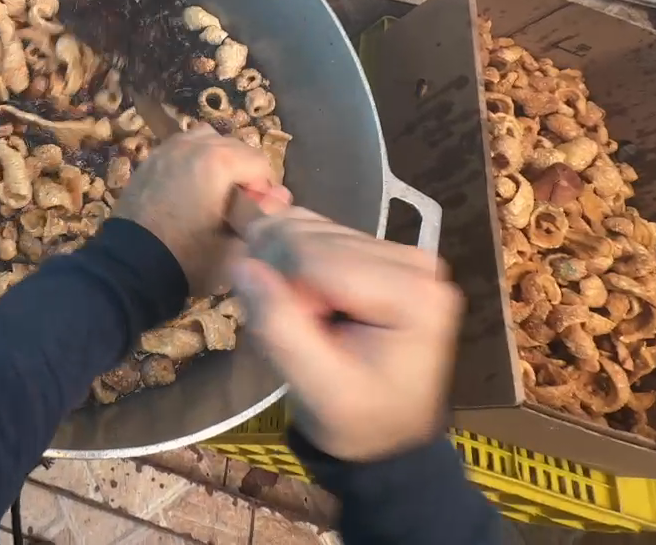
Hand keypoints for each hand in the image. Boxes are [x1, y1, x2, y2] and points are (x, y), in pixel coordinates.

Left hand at [114, 130, 277, 293]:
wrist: (131, 265)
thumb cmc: (190, 258)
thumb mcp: (236, 245)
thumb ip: (264, 215)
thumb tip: (281, 195)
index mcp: (218, 161)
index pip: (260, 162)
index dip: (265, 189)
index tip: (255, 214)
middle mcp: (192, 145)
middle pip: (234, 146)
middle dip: (243, 172)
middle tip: (238, 206)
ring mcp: (167, 149)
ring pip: (206, 139)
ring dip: (218, 159)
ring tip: (216, 191)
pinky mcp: (150, 160)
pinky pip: (182, 147)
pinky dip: (194, 159)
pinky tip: (191, 188)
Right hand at [232, 208, 462, 462]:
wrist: (382, 430)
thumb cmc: (359, 417)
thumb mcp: (320, 390)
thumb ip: (281, 328)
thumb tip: (243, 265)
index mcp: (412, 293)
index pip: (313, 258)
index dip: (286, 292)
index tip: (297, 336)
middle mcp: (410, 259)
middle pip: (307, 237)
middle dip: (280, 277)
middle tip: (292, 327)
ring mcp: (391, 246)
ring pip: (300, 227)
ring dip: (279, 267)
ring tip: (297, 315)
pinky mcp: (370, 244)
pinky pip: (305, 226)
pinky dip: (284, 255)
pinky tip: (297, 294)